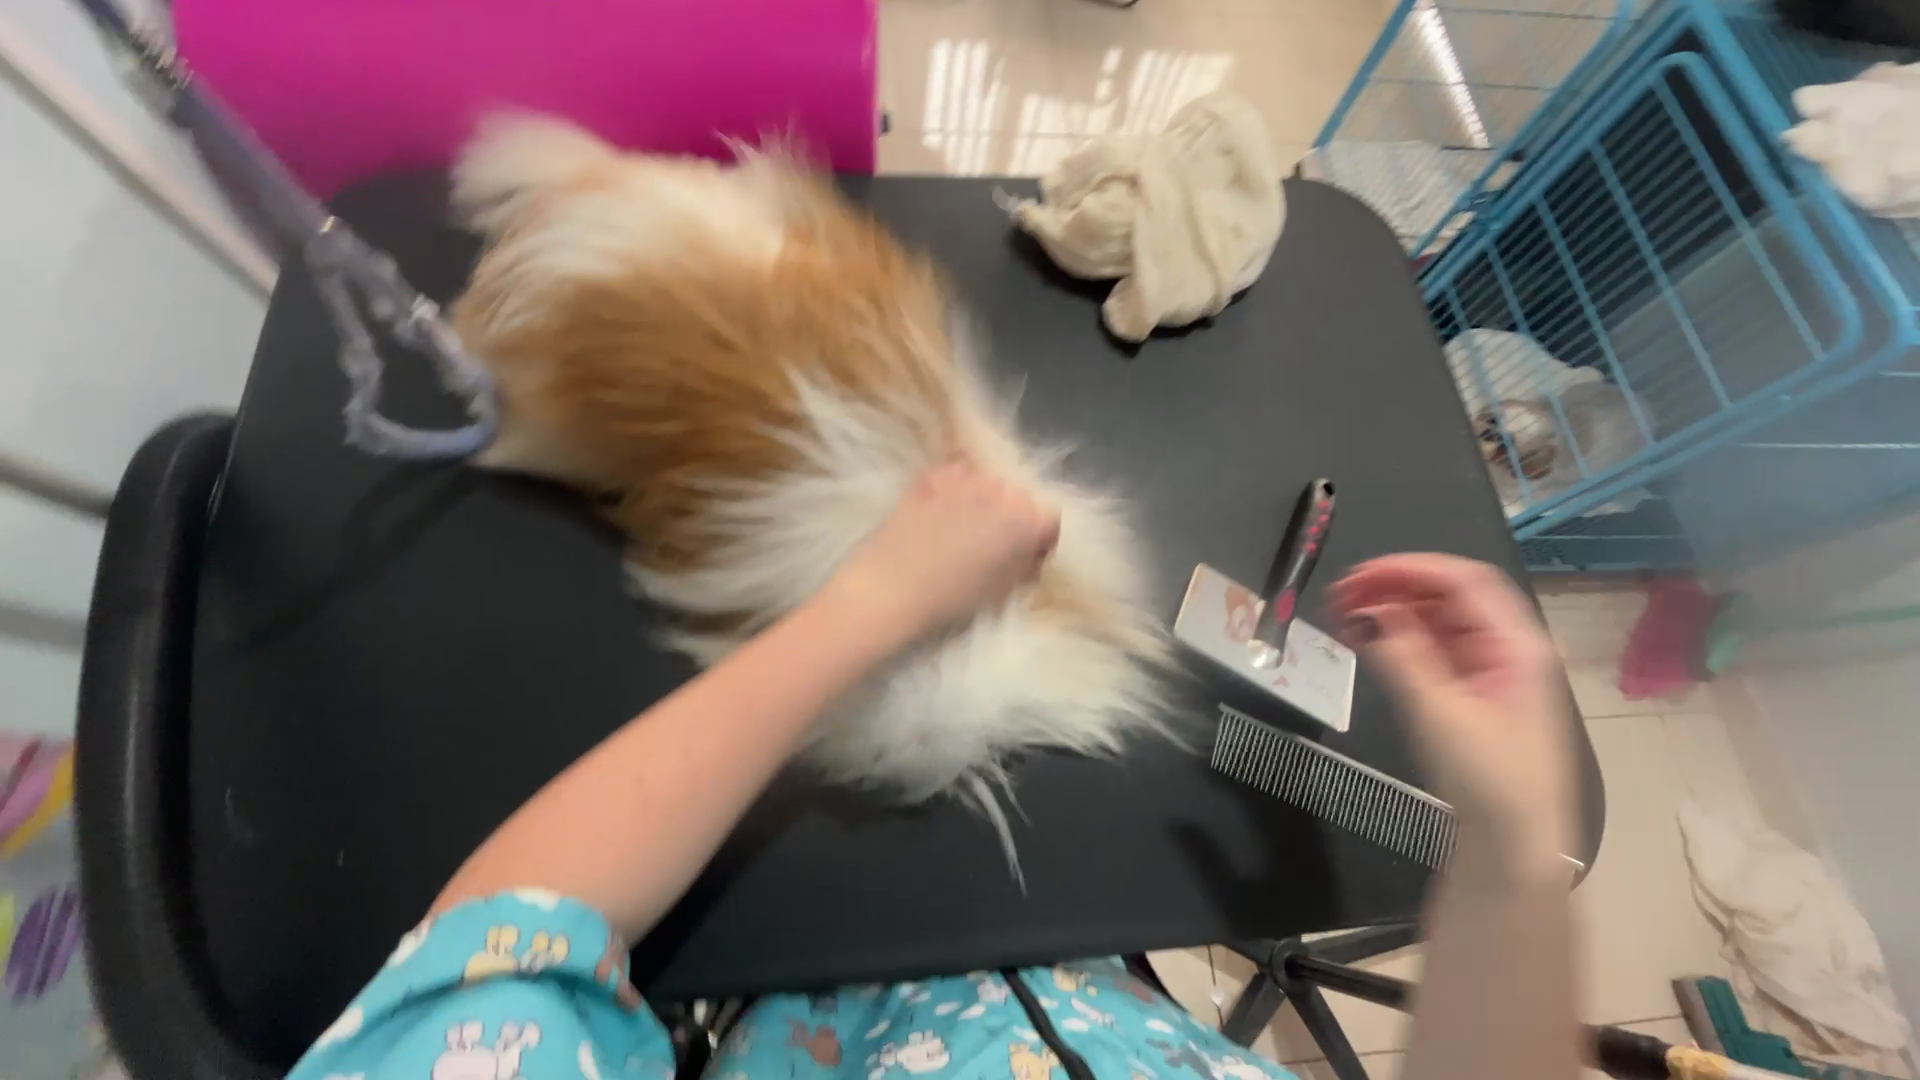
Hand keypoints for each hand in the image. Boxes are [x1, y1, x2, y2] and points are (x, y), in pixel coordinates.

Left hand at [822, 461, 1060, 648]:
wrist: (890, 587)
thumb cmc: (951, 598)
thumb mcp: (1002, 590)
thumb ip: (1024, 566)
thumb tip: (1028, 556)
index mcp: (1027, 519)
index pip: (1050, 519)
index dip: (1041, 540)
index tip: (1026, 558)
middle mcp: (1002, 489)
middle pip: (1018, 497)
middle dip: (1011, 517)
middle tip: (993, 545)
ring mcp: (966, 476)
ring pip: (987, 483)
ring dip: (983, 501)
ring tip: (964, 527)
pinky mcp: (933, 474)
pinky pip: (956, 476)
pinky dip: (954, 490)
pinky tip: (940, 513)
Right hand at [1329, 554, 1574, 867]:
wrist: (1510, 840)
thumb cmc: (1488, 778)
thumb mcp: (1440, 712)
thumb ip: (1403, 655)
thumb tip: (1369, 612)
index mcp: (1515, 646)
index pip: (1465, 581)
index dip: (1410, 569)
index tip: (1359, 576)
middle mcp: (1503, 647)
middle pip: (1447, 594)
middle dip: (1393, 585)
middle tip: (1340, 592)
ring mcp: (1485, 667)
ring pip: (1434, 617)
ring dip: (1389, 606)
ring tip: (1343, 609)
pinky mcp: (1466, 688)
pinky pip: (1427, 644)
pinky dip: (1394, 633)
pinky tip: (1362, 634)